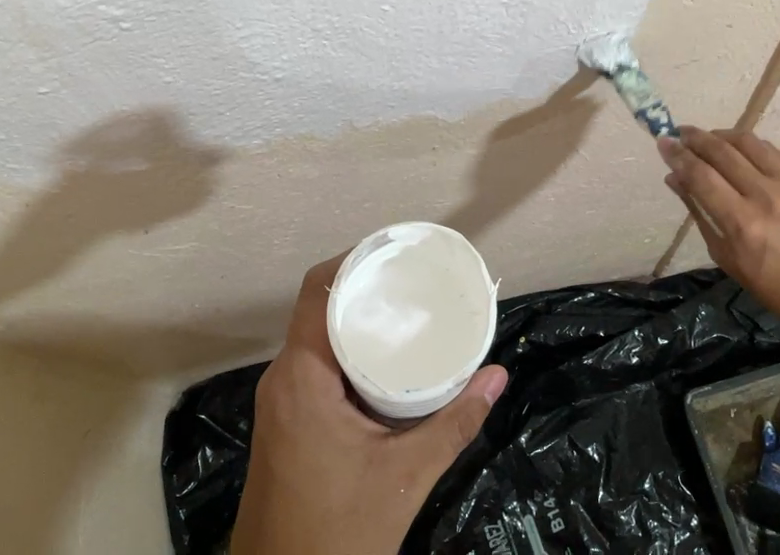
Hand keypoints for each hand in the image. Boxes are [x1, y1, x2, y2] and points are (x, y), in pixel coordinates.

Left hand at [232, 255, 508, 554]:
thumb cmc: (338, 529)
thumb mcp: (405, 475)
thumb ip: (455, 422)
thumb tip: (498, 375)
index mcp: (302, 378)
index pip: (319, 291)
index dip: (355, 260)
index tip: (399, 251)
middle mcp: (283, 379)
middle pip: (320, 308)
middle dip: (367, 287)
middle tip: (417, 278)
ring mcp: (280, 402)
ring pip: (317, 337)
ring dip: (357, 319)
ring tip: (408, 308)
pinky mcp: (287, 422)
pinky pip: (316, 364)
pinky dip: (349, 349)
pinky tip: (387, 358)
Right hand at [658, 126, 779, 334]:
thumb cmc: (769, 283)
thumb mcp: (724, 255)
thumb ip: (698, 211)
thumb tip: (674, 178)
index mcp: (740, 224)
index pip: (701, 176)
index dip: (678, 156)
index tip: (663, 143)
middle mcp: (763, 197)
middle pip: (721, 153)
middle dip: (695, 139)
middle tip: (680, 133)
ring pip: (746, 143)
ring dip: (720, 135)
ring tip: (706, 137)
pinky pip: (770, 150)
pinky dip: (747, 143)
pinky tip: (735, 146)